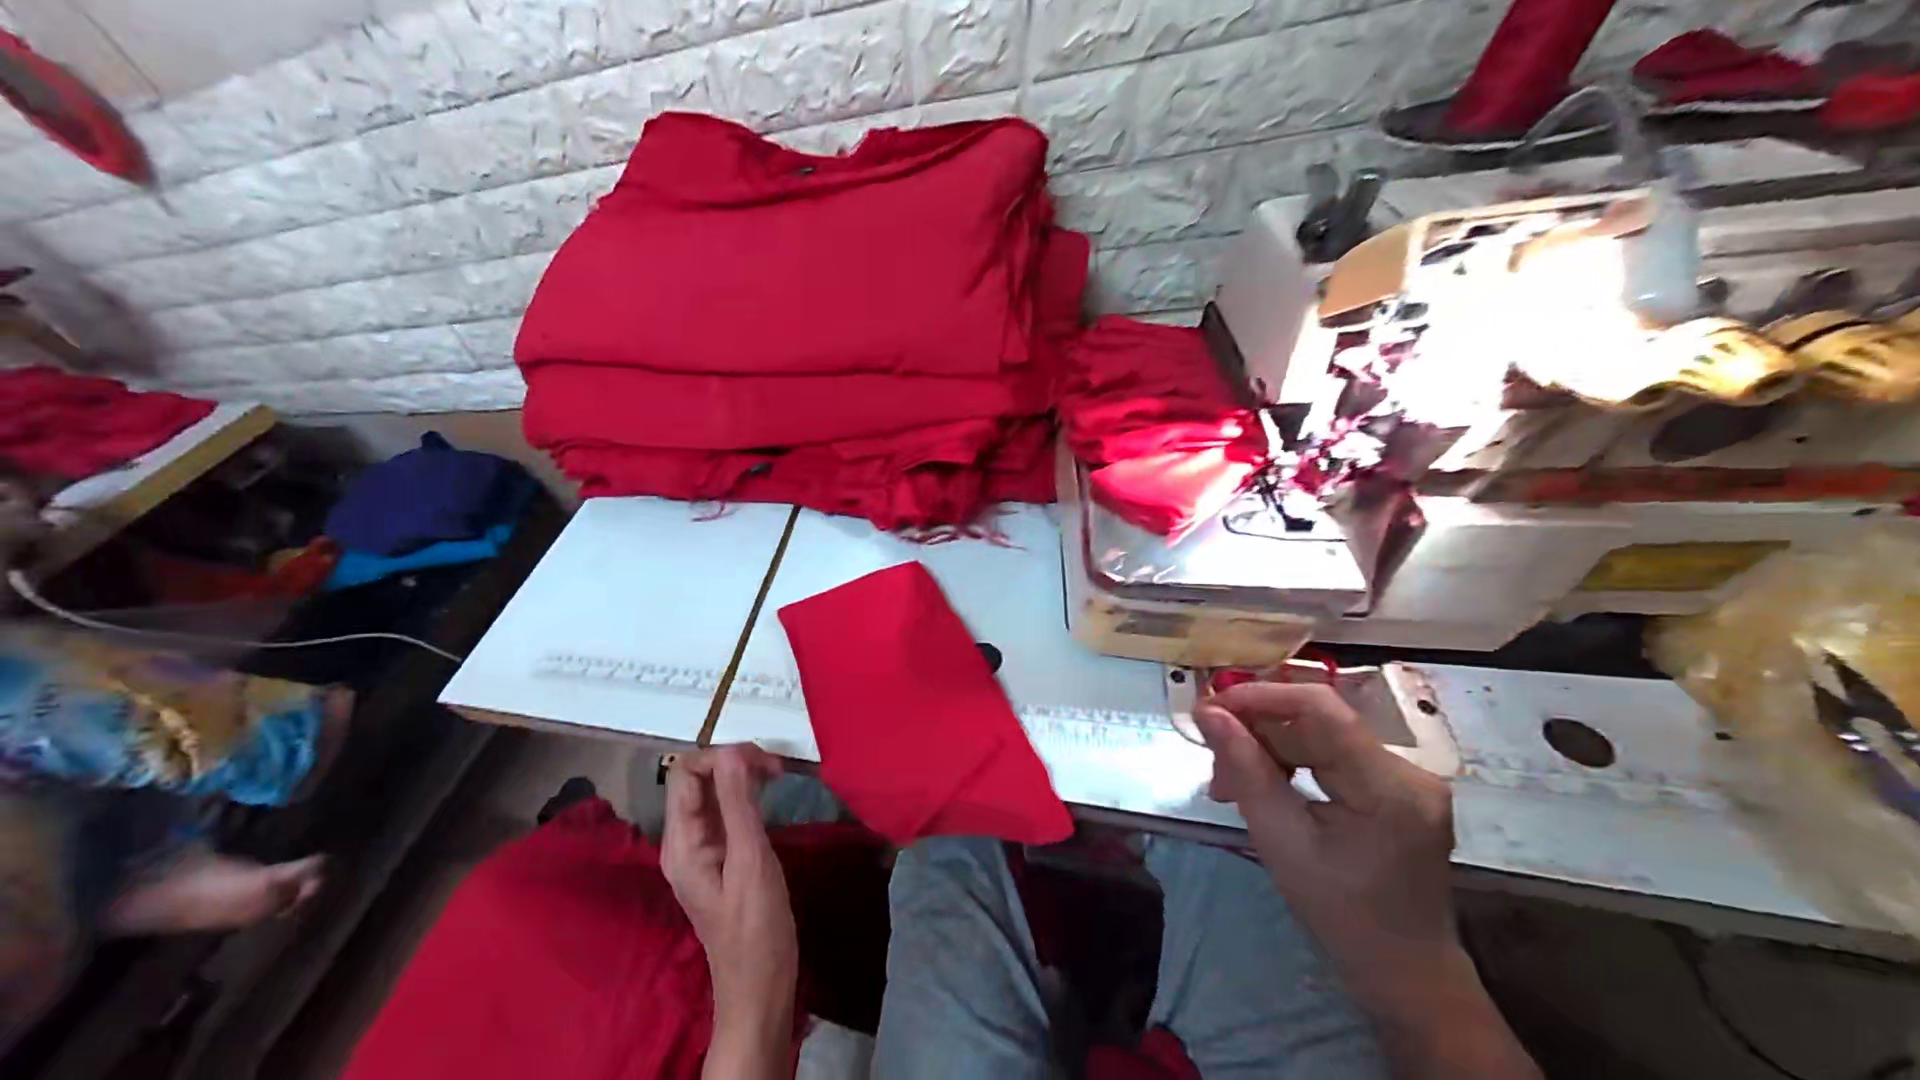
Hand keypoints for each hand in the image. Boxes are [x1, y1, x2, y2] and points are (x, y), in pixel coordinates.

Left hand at [661, 744, 795, 1076]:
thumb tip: (733, 752)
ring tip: (777, 775)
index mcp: (682, 843)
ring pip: (712, 791)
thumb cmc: (756, 929)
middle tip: (776, 768)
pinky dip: (746, 794)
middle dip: (733, 761)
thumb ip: (740, 806)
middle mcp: (684, 840)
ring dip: (741, 775)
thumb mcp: (751, 863)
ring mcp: (701, 848)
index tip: (765, 763)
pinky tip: (769, 795)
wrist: (760, 986)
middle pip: (697, 778)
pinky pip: (725, 810)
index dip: (722, 756)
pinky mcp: (720, 855)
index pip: (685, 772)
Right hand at [1196, 684, 1540, 1079]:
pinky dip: (1291, 764)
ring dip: (1268, 751)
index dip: (1259, 696)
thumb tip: (1208, 713)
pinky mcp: (1395, 787)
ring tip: (1229, 786)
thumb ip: (1245, 770)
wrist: (1407, 975)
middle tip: (1212, 769)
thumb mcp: (1281, 842)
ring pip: (1318, 737)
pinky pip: (1331, 756)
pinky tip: (1264, 788)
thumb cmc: (1342, 916)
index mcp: (1389, 785)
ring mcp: (1406, 777)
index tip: (1210, 710)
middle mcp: (1407, 769)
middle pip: (1315, 723)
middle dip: (1256, 735)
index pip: (1320, 707)